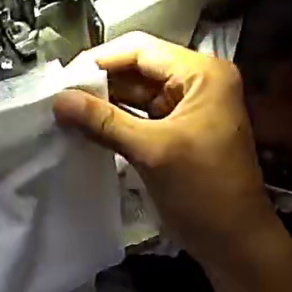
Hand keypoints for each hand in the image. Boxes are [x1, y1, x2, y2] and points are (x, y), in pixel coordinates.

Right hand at [53, 32, 273, 272]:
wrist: (234, 241)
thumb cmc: (204, 190)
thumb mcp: (152, 151)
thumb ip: (103, 121)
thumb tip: (58, 100)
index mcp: (202, 74)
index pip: (140, 50)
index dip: (100, 60)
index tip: (62, 79)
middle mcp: (196, 83)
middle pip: (136, 68)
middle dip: (98, 82)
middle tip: (58, 97)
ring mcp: (185, 108)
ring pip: (134, 93)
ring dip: (102, 102)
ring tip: (64, 112)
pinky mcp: (175, 133)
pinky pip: (137, 116)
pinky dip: (113, 121)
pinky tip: (84, 128)